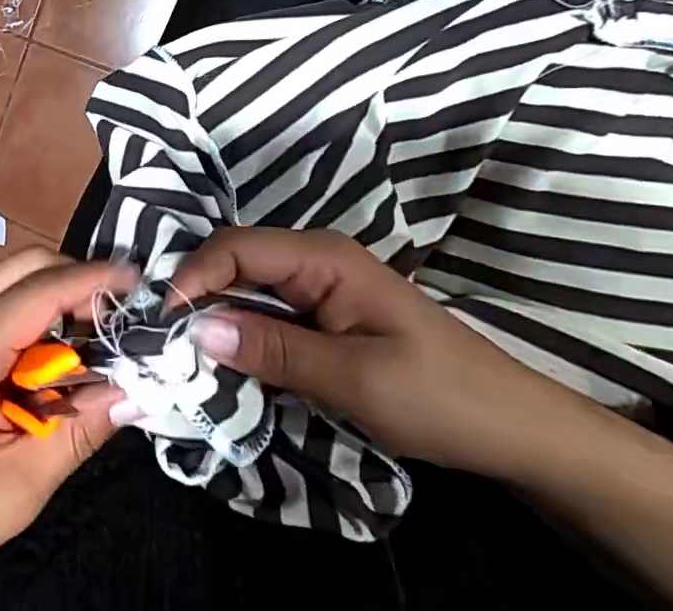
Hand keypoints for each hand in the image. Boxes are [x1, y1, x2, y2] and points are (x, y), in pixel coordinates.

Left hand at [0, 252, 137, 609]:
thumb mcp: (23, 482)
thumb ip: (84, 428)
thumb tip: (139, 388)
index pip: (45, 288)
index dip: (96, 279)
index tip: (140, 283)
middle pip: (28, 265)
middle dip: (78, 278)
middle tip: (116, 316)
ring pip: (12, 278)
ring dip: (55, 293)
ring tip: (91, 335)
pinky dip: (33, 310)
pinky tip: (50, 353)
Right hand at [172, 228, 672, 603]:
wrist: (509, 426)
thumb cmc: (437, 396)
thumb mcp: (352, 377)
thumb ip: (273, 348)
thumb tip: (197, 325)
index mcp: (325, 257)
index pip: (239, 247)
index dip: (195, 275)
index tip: (164, 321)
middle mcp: (318, 260)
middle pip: (239, 261)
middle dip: (199, 293)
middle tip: (163, 341)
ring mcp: (323, 287)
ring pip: (251, 288)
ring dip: (218, 315)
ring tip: (182, 353)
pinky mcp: (327, 316)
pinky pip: (271, 313)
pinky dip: (244, 333)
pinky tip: (226, 359)